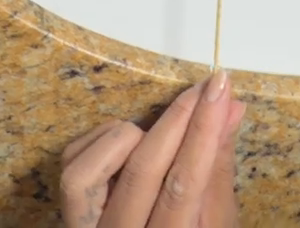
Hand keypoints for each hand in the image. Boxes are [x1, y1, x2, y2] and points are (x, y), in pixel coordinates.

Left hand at [59, 71, 246, 227]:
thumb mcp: (217, 224)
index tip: (221, 85)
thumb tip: (231, 106)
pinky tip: (129, 144)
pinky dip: (104, 141)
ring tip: (159, 135)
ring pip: (87, 172)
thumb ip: (219, 170)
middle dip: (178, 118)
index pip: (183, 185)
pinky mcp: (68, 212)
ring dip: (130, 137)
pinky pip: (73, 165)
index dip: (203, 129)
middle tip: (205, 86)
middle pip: (142, 172)